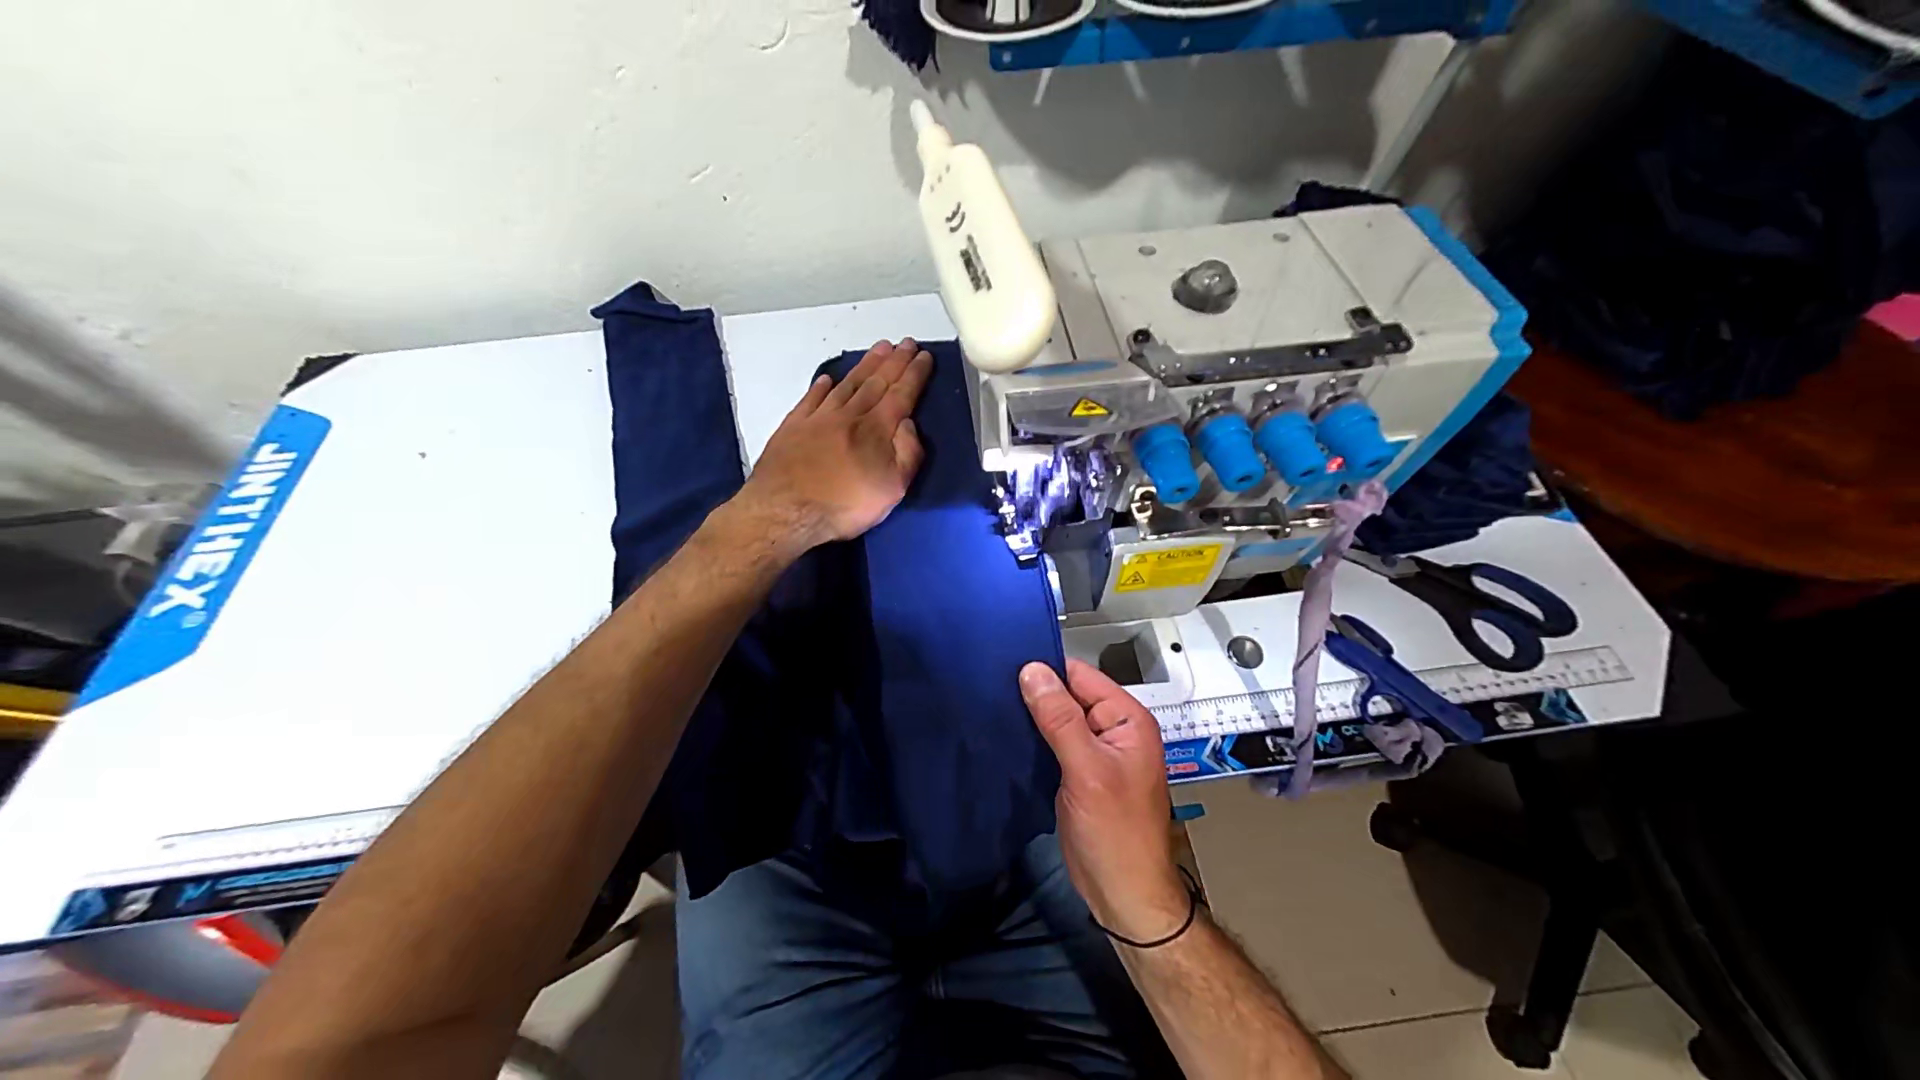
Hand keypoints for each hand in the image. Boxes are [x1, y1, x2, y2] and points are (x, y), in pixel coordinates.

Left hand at [736, 339, 933, 551]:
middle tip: (905, 343)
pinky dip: (822, 386)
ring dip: (865, 365)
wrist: (785, 511)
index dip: (914, 374)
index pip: (901, 394)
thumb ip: (908, 453)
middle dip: (894, 361)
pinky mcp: (793, 426)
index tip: (923, 356)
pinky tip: (828, 379)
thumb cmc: (844, 505)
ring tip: (879, 349)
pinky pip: (812, 398)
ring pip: (847, 384)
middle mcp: (849, 415)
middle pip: (876, 382)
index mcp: (876, 429)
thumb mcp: (892, 489)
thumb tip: (907, 422)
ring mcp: (818, 418)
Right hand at [1019, 659, 1189, 943]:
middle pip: (1068, 695)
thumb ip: (1060, 718)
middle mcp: (1112, 730)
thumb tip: (1032, 671)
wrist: (1121, 894)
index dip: (1046, 669)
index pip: (1081, 676)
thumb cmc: (1115, 833)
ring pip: (1056, 719)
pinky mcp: (1076, 772)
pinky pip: (1052, 743)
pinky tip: (1005, 734)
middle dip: (1035, 692)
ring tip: (991, 705)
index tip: (1004, 663)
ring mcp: (1093, 752)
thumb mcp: (1087, 769)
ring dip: (1031, 715)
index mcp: (1127, 720)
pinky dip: (1032, 738)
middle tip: (990, 685)